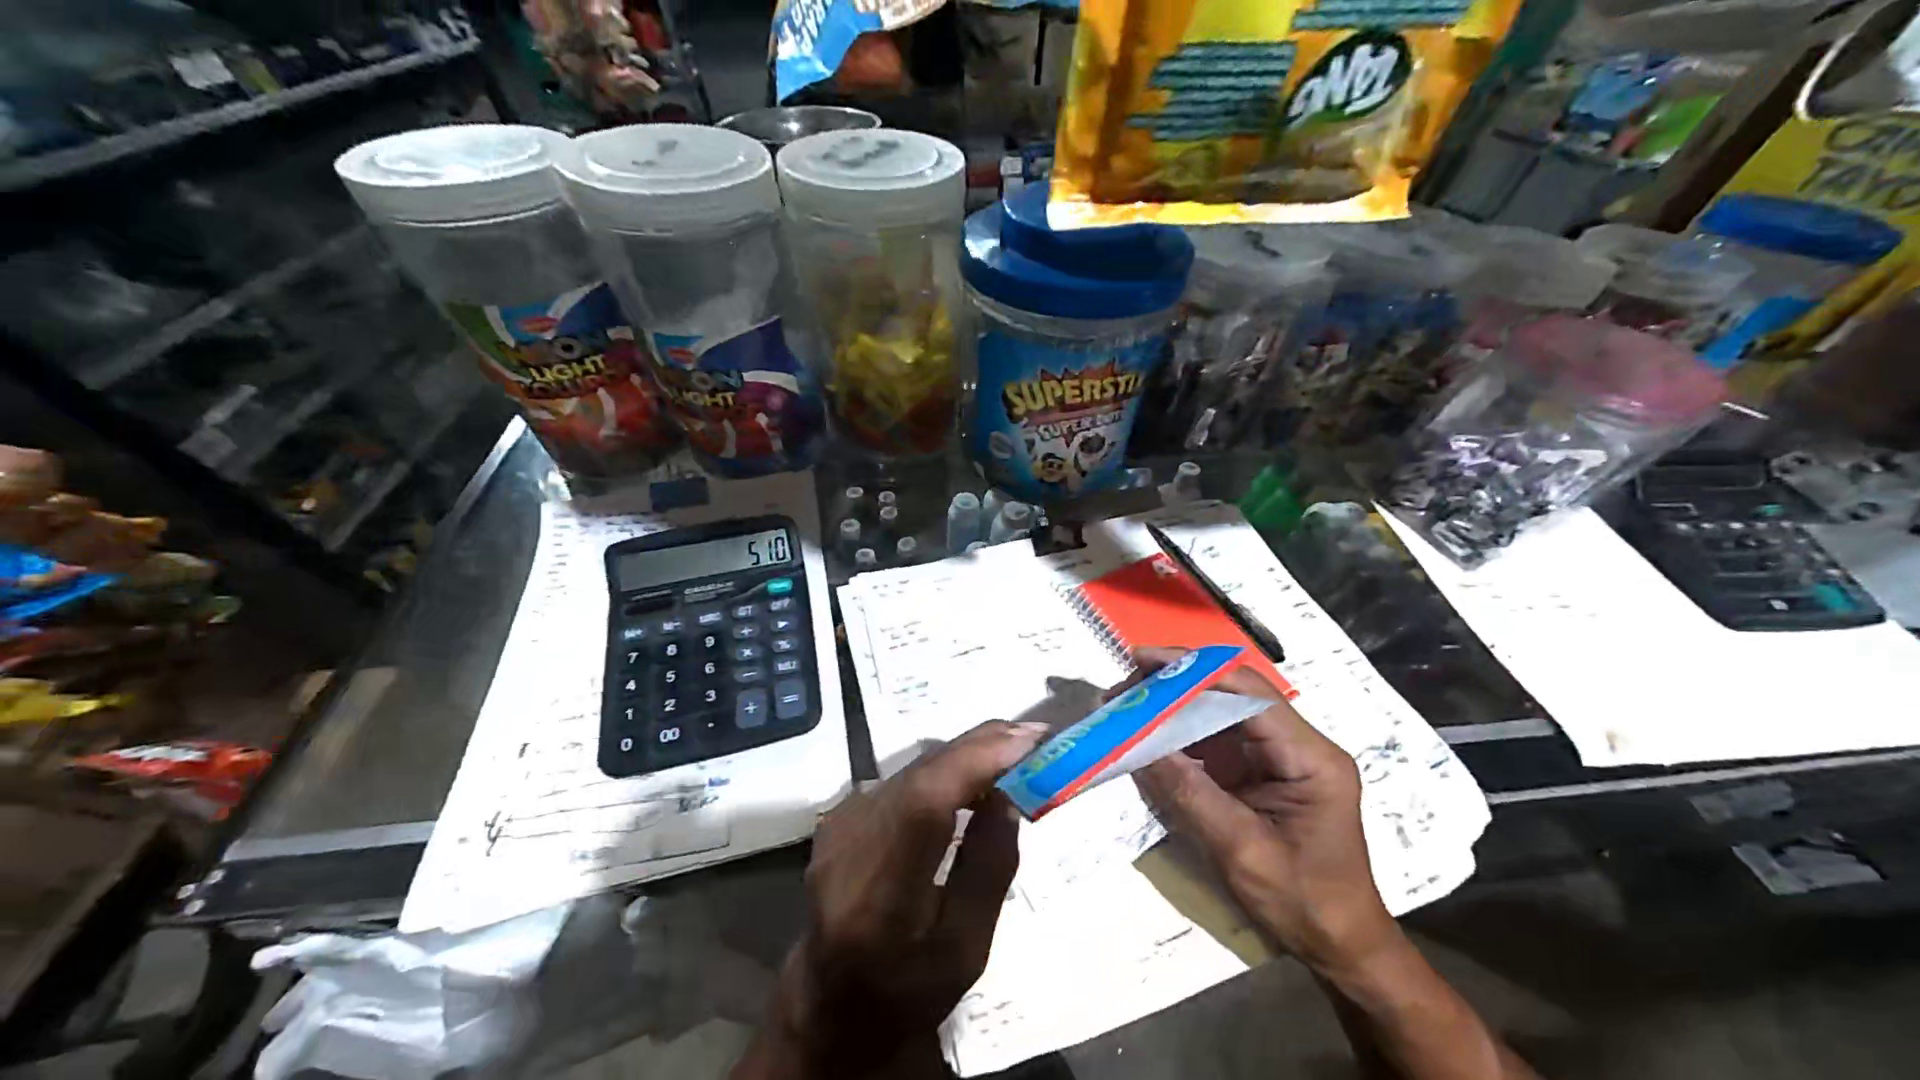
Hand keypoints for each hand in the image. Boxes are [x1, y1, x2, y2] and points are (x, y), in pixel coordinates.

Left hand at [737, 720, 1047, 1079]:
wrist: (835, 1003)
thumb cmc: (908, 990)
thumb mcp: (966, 948)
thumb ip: (989, 870)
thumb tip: (1007, 797)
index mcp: (881, 886)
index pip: (926, 798)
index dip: (977, 759)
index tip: (1030, 740)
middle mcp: (852, 838)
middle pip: (922, 770)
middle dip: (982, 745)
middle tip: (1034, 736)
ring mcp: (840, 822)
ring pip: (914, 767)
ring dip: (964, 755)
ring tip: (1013, 752)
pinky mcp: (842, 815)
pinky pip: (902, 778)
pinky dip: (943, 770)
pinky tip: (971, 776)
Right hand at [1129, 648, 1396, 974]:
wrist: (1341, 946)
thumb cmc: (1303, 902)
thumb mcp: (1240, 849)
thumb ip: (1189, 793)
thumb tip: (1135, 745)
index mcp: (1309, 757)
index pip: (1248, 693)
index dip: (1193, 671)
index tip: (1143, 662)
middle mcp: (1298, 745)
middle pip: (1232, 695)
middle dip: (1176, 686)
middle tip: (1124, 688)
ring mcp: (1279, 757)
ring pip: (1221, 714)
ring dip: (1174, 709)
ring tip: (1126, 707)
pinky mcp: (1262, 772)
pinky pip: (1217, 742)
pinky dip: (1180, 737)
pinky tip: (1147, 738)